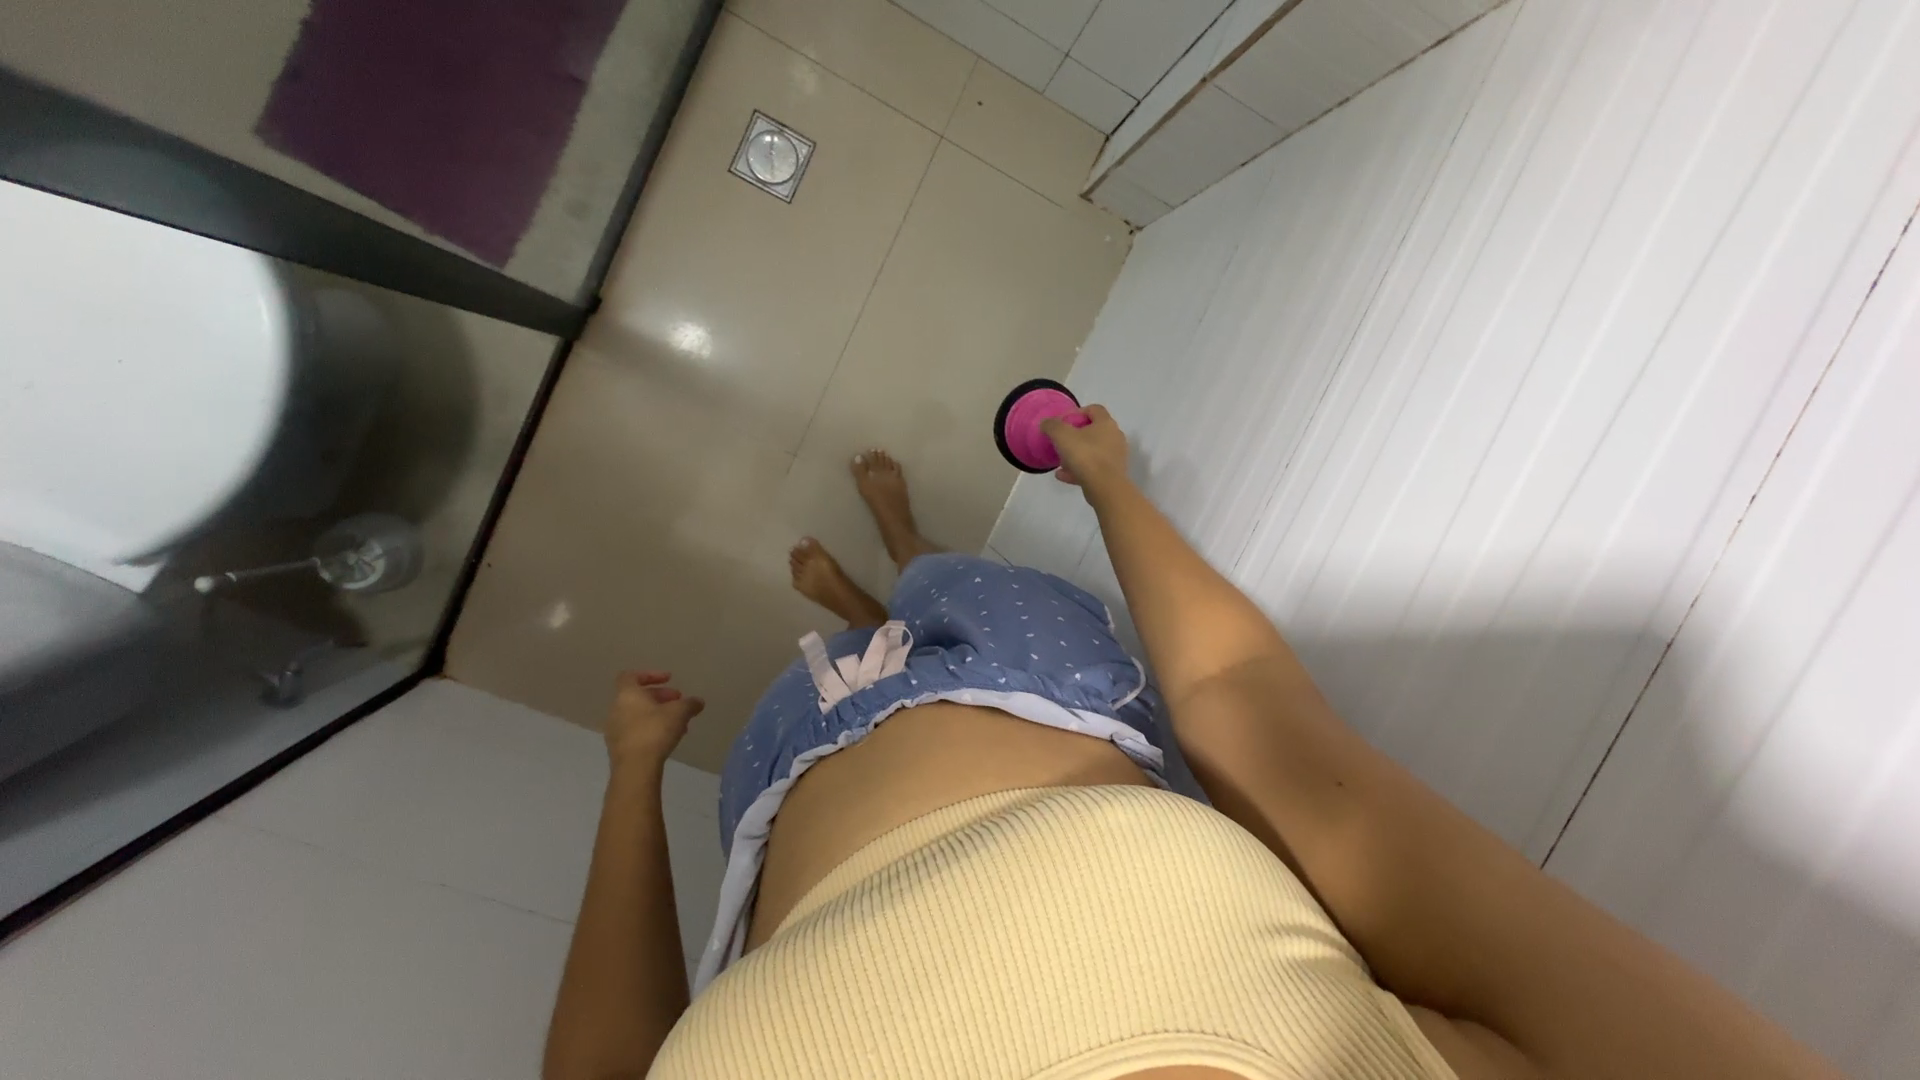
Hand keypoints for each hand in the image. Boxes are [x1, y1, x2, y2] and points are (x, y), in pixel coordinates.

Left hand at [605, 671, 703, 767]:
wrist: (634, 768)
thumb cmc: (655, 731)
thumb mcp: (679, 713)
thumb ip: (690, 704)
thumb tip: (698, 701)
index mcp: (627, 695)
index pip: (631, 676)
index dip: (650, 675)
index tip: (669, 679)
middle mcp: (616, 709)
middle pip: (637, 697)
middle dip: (660, 697)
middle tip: (678, 702)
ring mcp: (615, 730)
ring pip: (637, 715)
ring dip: (656, 714)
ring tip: (677, 723)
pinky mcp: (618, 748)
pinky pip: (635, 731)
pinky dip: (650, 729)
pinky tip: (667, 738)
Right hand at [1041, 404, 1129, 494]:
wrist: (1104, 487)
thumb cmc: (1085, 455)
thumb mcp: (1062, 436)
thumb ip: (1052, 426)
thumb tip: (1047, 423)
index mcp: (1106, 423)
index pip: (1094, 409)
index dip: (1077, 412)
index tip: (1063, 423)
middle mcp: (1114, 437)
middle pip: (1093, 431)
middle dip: (1075, 437)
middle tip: (1061, 443)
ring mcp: (1116, 456)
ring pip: (1093, 451)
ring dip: (1077, 455)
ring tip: (1061, 462)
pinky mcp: (1113, 473)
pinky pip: (1093, 468)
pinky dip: (1079, 470)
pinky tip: (1063, 476)